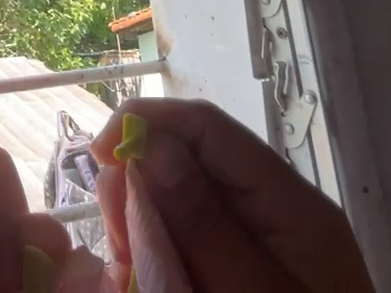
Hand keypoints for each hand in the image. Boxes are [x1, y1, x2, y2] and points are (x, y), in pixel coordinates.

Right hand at [90, 100, 373, 292]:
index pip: (207, 125)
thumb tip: (149, 143)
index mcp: (291, 204)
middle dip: (136, 178)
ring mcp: (255, 235)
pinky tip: (140, 270)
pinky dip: (151, 241)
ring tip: (126, 262)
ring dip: (137, 214)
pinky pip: (181, 228)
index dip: (145, 121)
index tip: (99, 156)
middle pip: (186, 153)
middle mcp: (272, 207)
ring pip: (175, 189)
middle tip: (115, 235)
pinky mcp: (237, 263)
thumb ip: (205, 225)